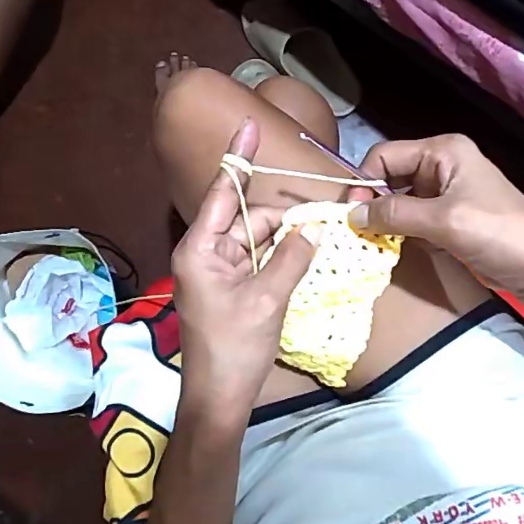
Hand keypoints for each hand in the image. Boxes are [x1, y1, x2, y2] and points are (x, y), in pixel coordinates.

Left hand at [172, 119, 317, 415]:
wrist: (220, 396)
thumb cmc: (234, 347)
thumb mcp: (269, 298)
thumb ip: (292, 257)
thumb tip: (313, 228)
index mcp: (202, 248)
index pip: (223, 192)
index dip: (238, 158)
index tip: (249, 126)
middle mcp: (207, 251)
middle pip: (248, 216)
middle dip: (282, 216)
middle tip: (321, 217)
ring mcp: (219, 270)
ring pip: (257, 238)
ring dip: (285, 239)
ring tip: (317, 240)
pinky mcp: (232, 286)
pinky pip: (258, 258)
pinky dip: (280, 256)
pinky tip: (303, 256)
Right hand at [347, 134, 523, 294]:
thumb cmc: (498, 234)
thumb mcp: (443, 221)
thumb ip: (395, 215)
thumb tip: (351, 214)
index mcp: (443, 151)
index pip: (385, 155)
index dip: (366, 182)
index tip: (354, 215)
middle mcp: (442, 165)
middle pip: (390, 177)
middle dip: (374, 202)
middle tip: (359, 232)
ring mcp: (446, 193)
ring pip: (399, 201)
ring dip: (386, 221)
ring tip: (373, 243)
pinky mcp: (449, 219)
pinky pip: (413, 220)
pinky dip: (401, 233)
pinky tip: (393, 249)